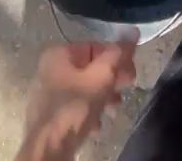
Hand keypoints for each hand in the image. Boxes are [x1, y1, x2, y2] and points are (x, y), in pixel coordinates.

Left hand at [15, 38, 138, 160]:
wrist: (48, 150)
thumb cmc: (75, 107)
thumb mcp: (102, 76)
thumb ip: (118, 53)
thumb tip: (133, 31)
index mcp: (59, 54)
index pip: (96, 47)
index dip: (117, 58)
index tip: (131, 73)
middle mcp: (50, 69)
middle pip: (90, 68)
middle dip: (112, 80)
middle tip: (127, 89)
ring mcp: (48, 94)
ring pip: (84, 89)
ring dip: (103, 97)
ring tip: (113, 109)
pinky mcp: (50, 116)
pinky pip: (75, 107)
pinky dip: (89, 112)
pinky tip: (97, 125)